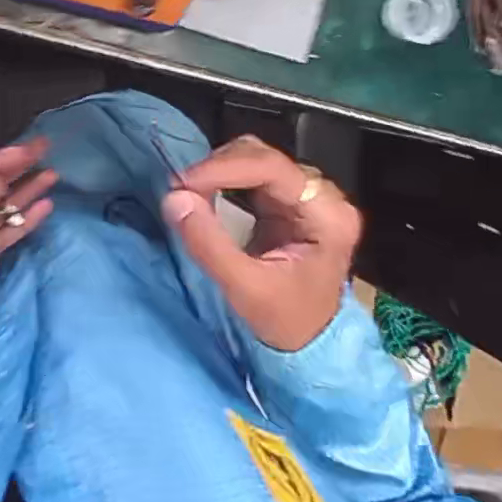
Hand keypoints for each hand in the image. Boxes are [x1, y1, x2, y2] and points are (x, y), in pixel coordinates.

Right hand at [162, 135, 361, 351]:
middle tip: (181, 190)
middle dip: (218, 167)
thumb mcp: (244, 288)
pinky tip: (203, 193)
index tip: (184, 183)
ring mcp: (305, 196)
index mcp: (327, 215)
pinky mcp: (286, 201)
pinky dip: (221, 178)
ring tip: (189, 192)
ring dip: (217, 170)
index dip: (224, 168)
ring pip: (254, 159)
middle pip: (263, 157)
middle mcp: (321, 197)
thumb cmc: (285, 320)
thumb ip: (209, 244)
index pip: (272, 169)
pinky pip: (249, 174)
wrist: (308, 345)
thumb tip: (174, 199)